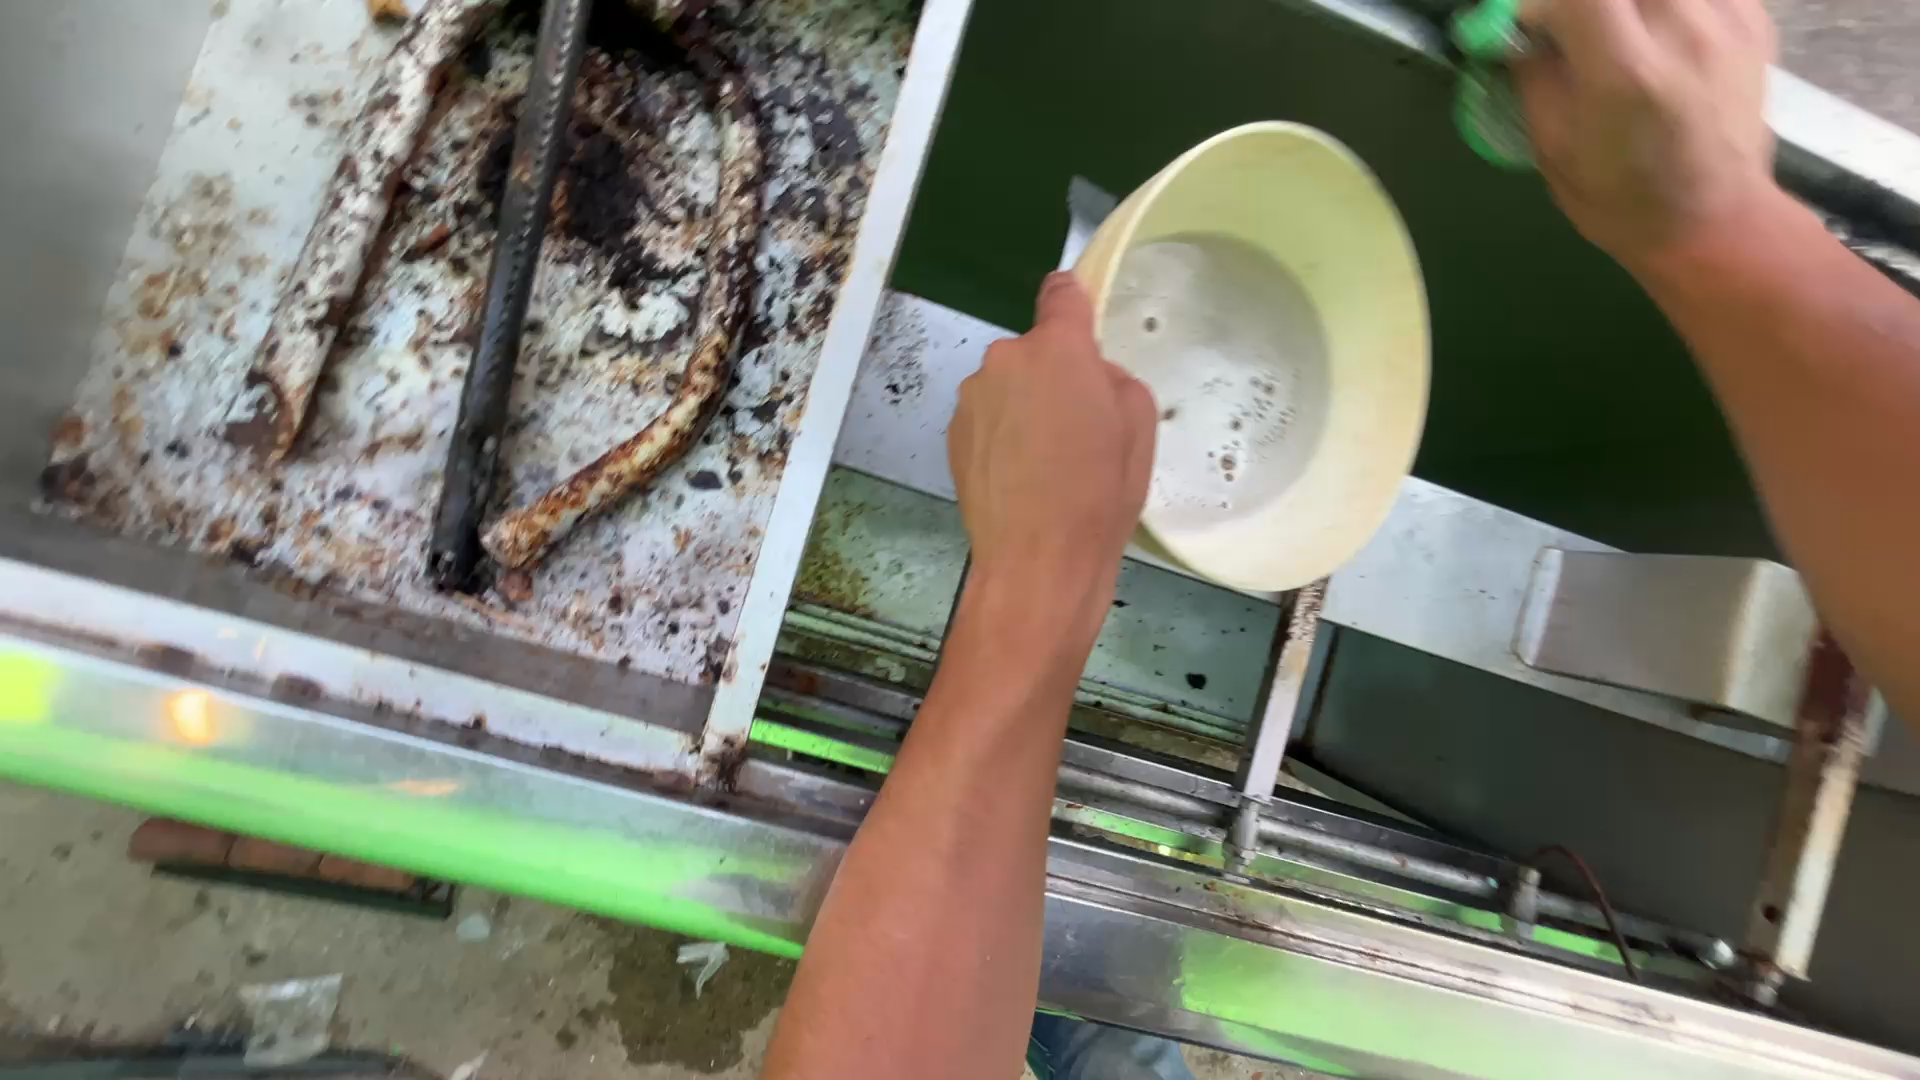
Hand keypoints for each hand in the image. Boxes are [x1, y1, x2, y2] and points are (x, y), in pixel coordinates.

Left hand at [948, 273, 1156, 641]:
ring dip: (1024, 406)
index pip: (1062, 293)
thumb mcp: (1139, 428)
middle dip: (1053, 376)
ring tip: (1043, 463)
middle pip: (1035, 352)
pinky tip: (1017, 478)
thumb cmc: (1099, 495)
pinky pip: (987, 418)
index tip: (1081, 329)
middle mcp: (1004, 361)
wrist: (1036, 562)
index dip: (1074, 306)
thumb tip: (1088, 375)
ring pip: (1008, 386)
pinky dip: (1001, 435)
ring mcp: (971, 399)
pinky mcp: (952, 435)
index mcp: (1056, 350)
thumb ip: (1112, 379)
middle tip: (1075, 428)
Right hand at [1515, 0, 1781, 273]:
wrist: (1707, 214)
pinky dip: (1659, 7)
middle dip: (1578, 3)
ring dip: (1621, 7)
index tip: (1522, 27)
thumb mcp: (1554, 151)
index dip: (1541, 4)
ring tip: (1606, 38)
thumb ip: (1538, 84)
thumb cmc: (1614, 197)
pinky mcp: (1754, 14)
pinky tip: (1651, 35)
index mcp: (1624, 74)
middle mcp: (1683, 30)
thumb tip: (1521, 39)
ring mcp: (1729, 16)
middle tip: (1562, 29)